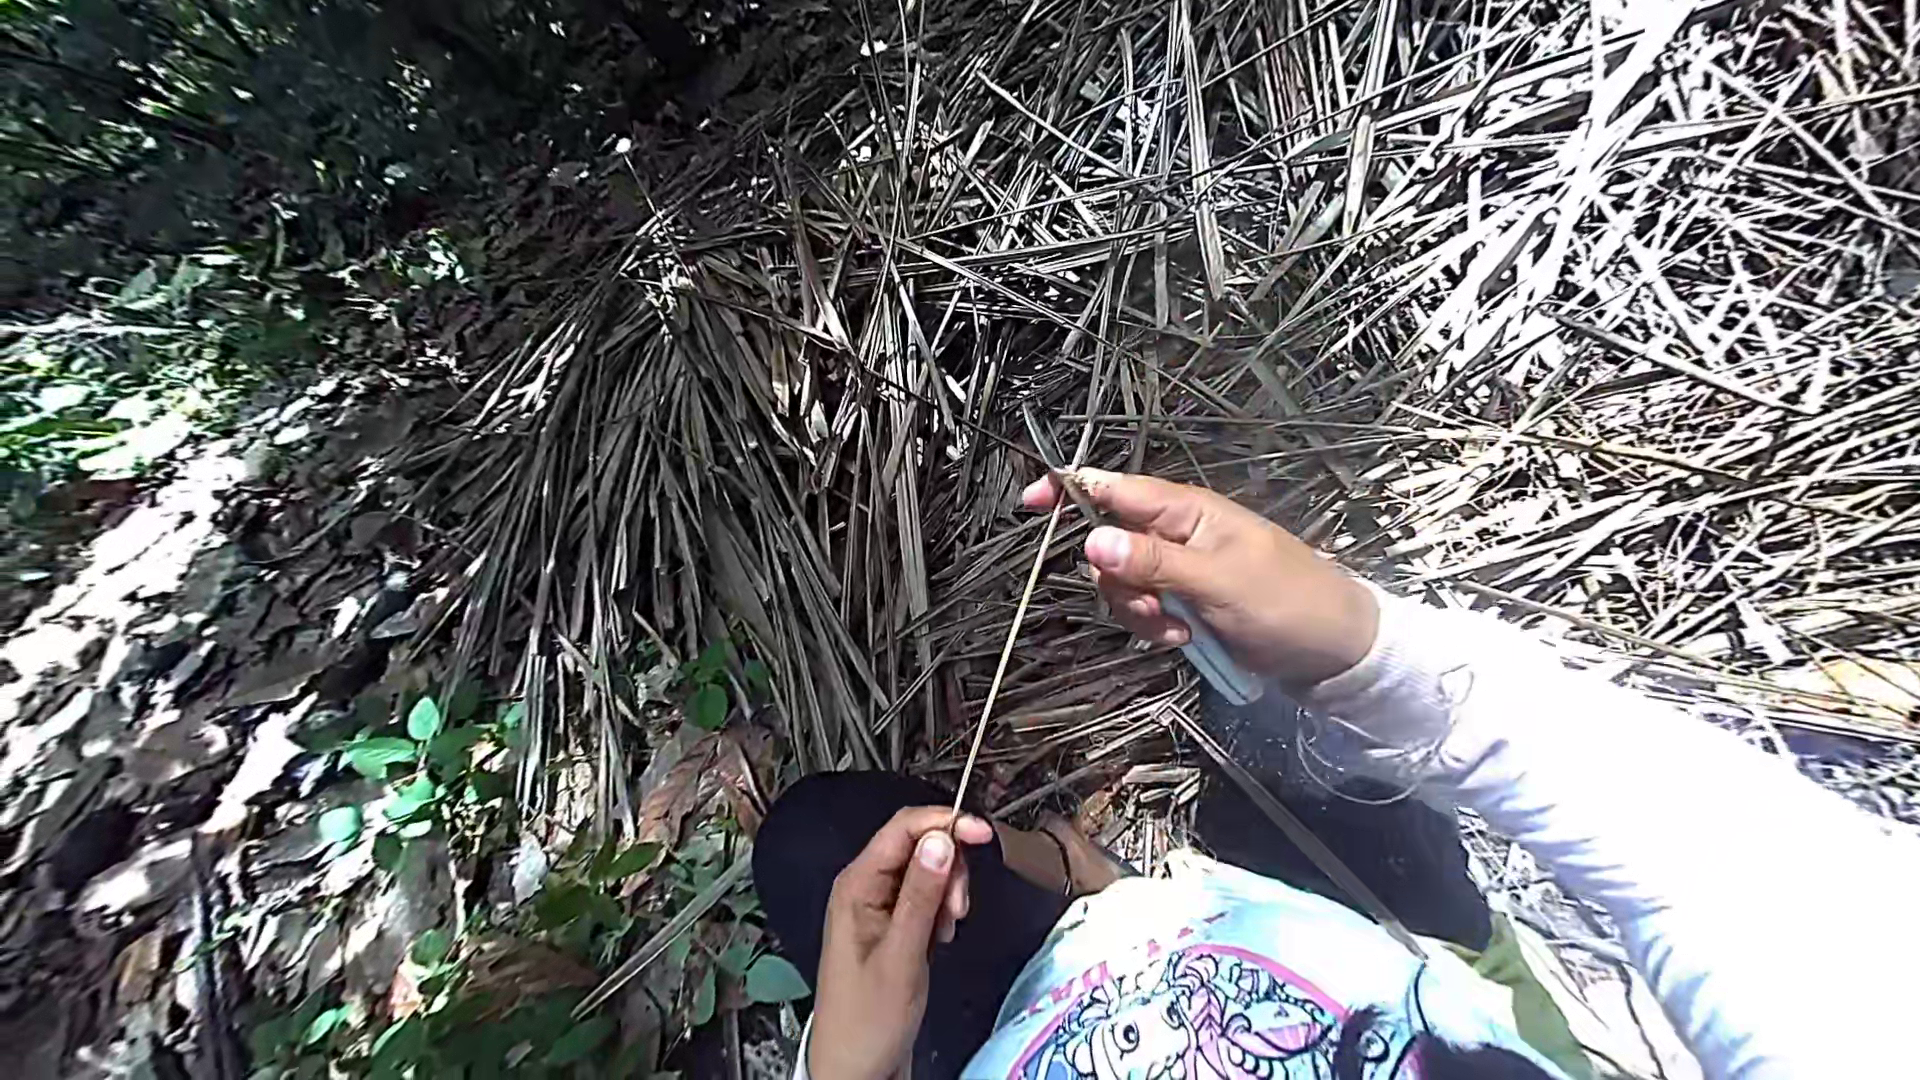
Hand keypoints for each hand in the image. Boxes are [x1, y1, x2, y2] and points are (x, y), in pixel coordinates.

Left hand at [809, 807, 995, 1079]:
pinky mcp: (892, 919)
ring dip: (947, 889)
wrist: (854, 1075)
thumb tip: (942, 838)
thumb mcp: (901, 957)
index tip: (982, 833)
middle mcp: (866, 884)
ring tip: (947, 928)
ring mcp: (878, 901)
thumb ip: (922, 894)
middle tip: (959, 907)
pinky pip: (925, 892)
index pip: (903, 827)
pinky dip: (941, 906)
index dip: (945, 822)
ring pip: (926, 867)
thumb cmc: (868, 1022)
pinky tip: (940, 935)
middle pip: (918, 844)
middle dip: (949, 866)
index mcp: (857, 883)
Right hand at [1022, 469, 1377, 685]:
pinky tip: (1184, 636)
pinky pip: (1138, 607)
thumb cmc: (1287, 601)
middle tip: (1150, 606)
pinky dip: (1150, 625)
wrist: (1331, 651)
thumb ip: (1153, 561)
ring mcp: (1173, 568)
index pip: (1113, 488)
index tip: (1032, 503)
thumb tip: (1091, 539)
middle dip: (1116, 580)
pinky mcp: (1177, 598)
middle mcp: (1171, 533)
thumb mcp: (1219, 580)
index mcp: (1183, 511)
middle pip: (1105, 544)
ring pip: (1118, 581)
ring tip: (1178, 628)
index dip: (1069, 489)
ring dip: (1135, 610)